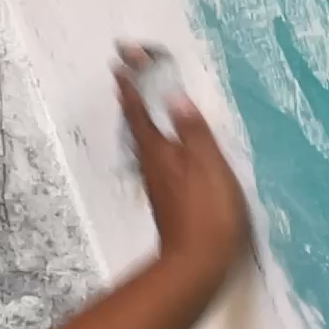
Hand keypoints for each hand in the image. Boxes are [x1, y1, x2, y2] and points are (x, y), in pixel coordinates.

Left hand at [115, 44, 250, 286]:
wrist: (198, 263)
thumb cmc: (207, 211)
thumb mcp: (208, 165)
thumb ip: (193, 132)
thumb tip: (175, 97)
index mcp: (161, 153)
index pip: (141, 113)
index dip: (131, 88)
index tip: (120, 64)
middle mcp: (153, 167)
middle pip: (138, 129)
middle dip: (133, 103)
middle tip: (125, 80)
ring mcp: (159, 186)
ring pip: (146, 145)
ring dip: (143, 123)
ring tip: (142, 107)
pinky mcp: (169, 202)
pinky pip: (159, 161)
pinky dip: (157, 144)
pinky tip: (166, 149)